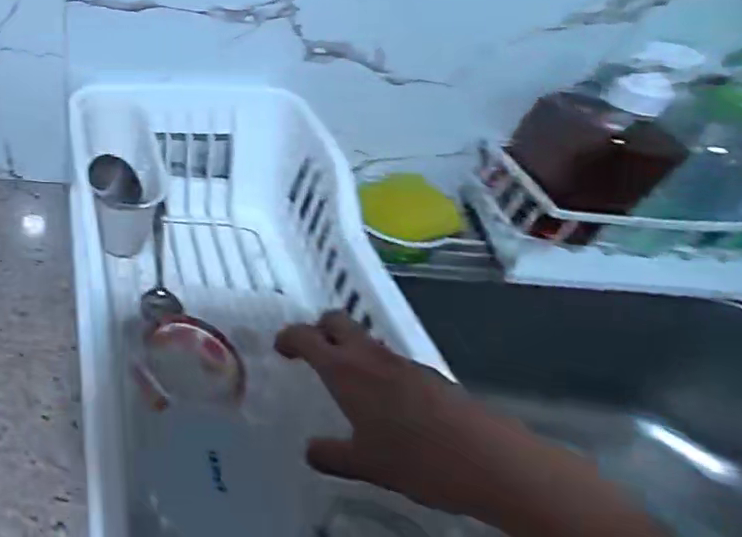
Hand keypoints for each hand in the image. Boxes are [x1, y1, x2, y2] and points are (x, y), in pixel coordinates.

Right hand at [274, 311, 550, 521]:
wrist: (507, 469)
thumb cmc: (422, 461)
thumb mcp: (370, 465)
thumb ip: (333, 455)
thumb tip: (311, 453)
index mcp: (343, 368)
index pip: (303, 335)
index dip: (287, 338)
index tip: (282, 350)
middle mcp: (370, 357)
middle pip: (336, 320)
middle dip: (321, 329)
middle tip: (316, 350)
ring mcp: (408, 366)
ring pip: (370, 343)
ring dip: (356, 353)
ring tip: (357, 385)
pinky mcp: (439, 381)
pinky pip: (399, 366)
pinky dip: (388, 375)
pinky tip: (398, 408)